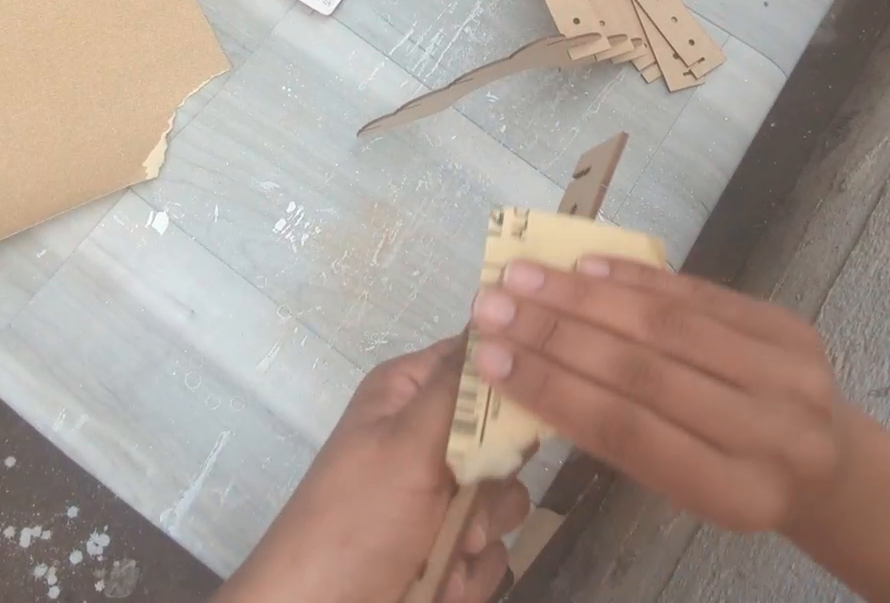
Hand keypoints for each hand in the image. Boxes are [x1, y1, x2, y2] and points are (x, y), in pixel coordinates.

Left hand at [217, 336, 530, 602]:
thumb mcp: (407, 441)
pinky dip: (468, 573)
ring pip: (505, 497)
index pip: (476, 361)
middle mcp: (427, 435)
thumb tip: (491, 314)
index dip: (507, 379)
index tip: (531, 404)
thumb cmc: (358, 516)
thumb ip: (460, 388)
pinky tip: (437, 582)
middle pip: (500, 434)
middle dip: (492, 476)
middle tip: (466, 495)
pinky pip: (493, 551)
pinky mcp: (448, 548)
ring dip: (481, 531)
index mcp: (410, 394)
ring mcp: (439, 495)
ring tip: (446, 551)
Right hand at [468, 257, 846, 534]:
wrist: (831, 464)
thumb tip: (528, 365)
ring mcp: (786, 373)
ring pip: (664, 321)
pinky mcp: (789, 326)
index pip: (625, 432)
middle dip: (554, 333)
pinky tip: (586, 263)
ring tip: (524, 275)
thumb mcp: (682, 485)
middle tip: (491, 305)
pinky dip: (634, 275)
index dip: (552, 390)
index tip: (489, 357)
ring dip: (582, 293)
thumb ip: (618, 431)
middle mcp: (769, 434)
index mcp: (733, 494)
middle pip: (641, 370)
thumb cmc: (735, 479)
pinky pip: (696, 291)